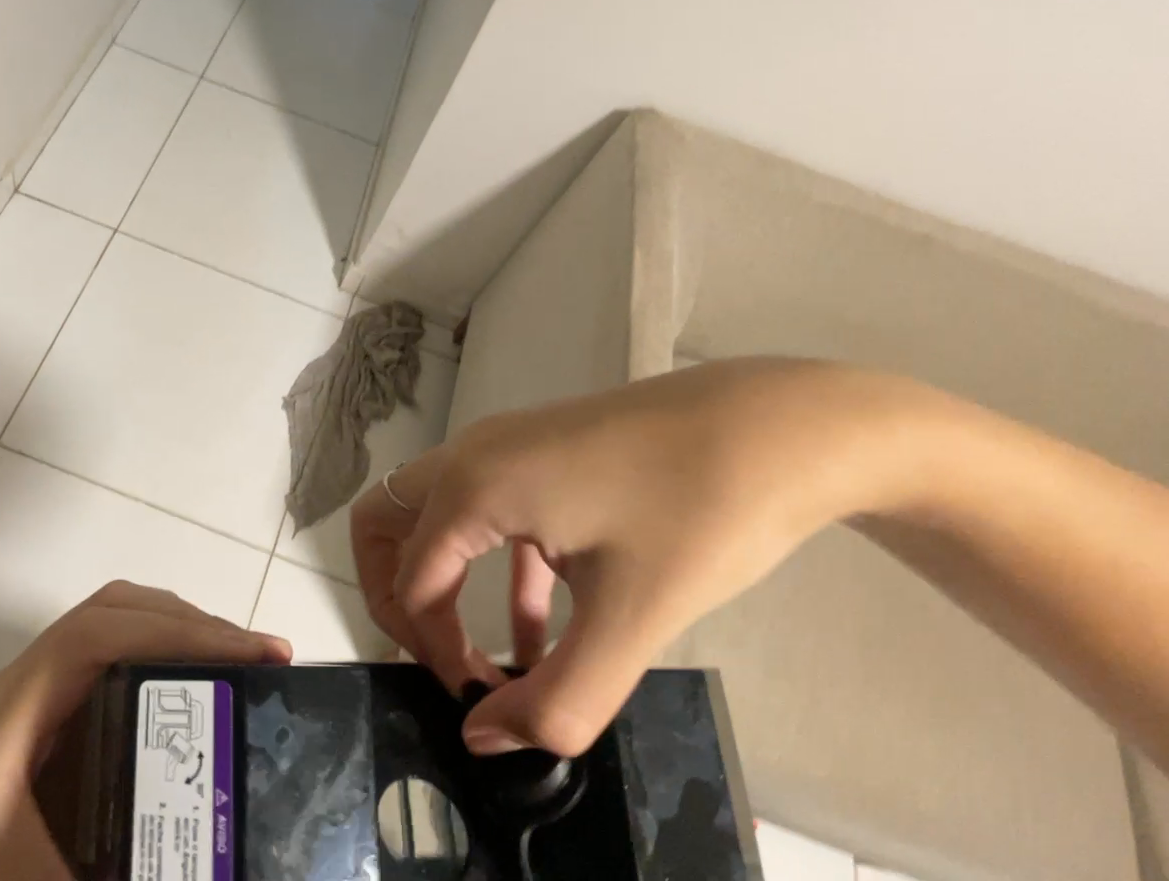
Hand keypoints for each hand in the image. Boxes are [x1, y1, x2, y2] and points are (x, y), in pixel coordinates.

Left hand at [0, 582, 291, 880]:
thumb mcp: (72, 877)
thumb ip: (144, 846)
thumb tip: (227, 835)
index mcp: (9, 726)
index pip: (92, 639)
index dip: (173, 632)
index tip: (246, 655)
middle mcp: (19, 692)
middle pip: (108, 613)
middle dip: (192, 623)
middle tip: (261, 653)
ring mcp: (36, 692)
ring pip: (113, 618)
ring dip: (183, 626)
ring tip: (246, 655)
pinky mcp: (55, 705)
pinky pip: (114, 645)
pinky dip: (168, 643)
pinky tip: (208, 671)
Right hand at [352, 358, 932, 756]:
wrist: (785, 427)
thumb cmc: (701, 513)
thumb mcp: (631, 619)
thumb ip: (556, 698)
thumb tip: (486, 740)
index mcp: (473, 487)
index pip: (412, 582)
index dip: (433, 653)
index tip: (482, 700)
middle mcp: (471, 456)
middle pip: (383, 524)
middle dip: (394, 598)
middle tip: (435, 654)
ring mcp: (504, 446)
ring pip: (430, 515)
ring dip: (442, 583)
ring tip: (489, 656)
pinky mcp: (540, 452)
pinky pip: (485, 512)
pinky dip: (491, 569)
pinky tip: (540, 625)